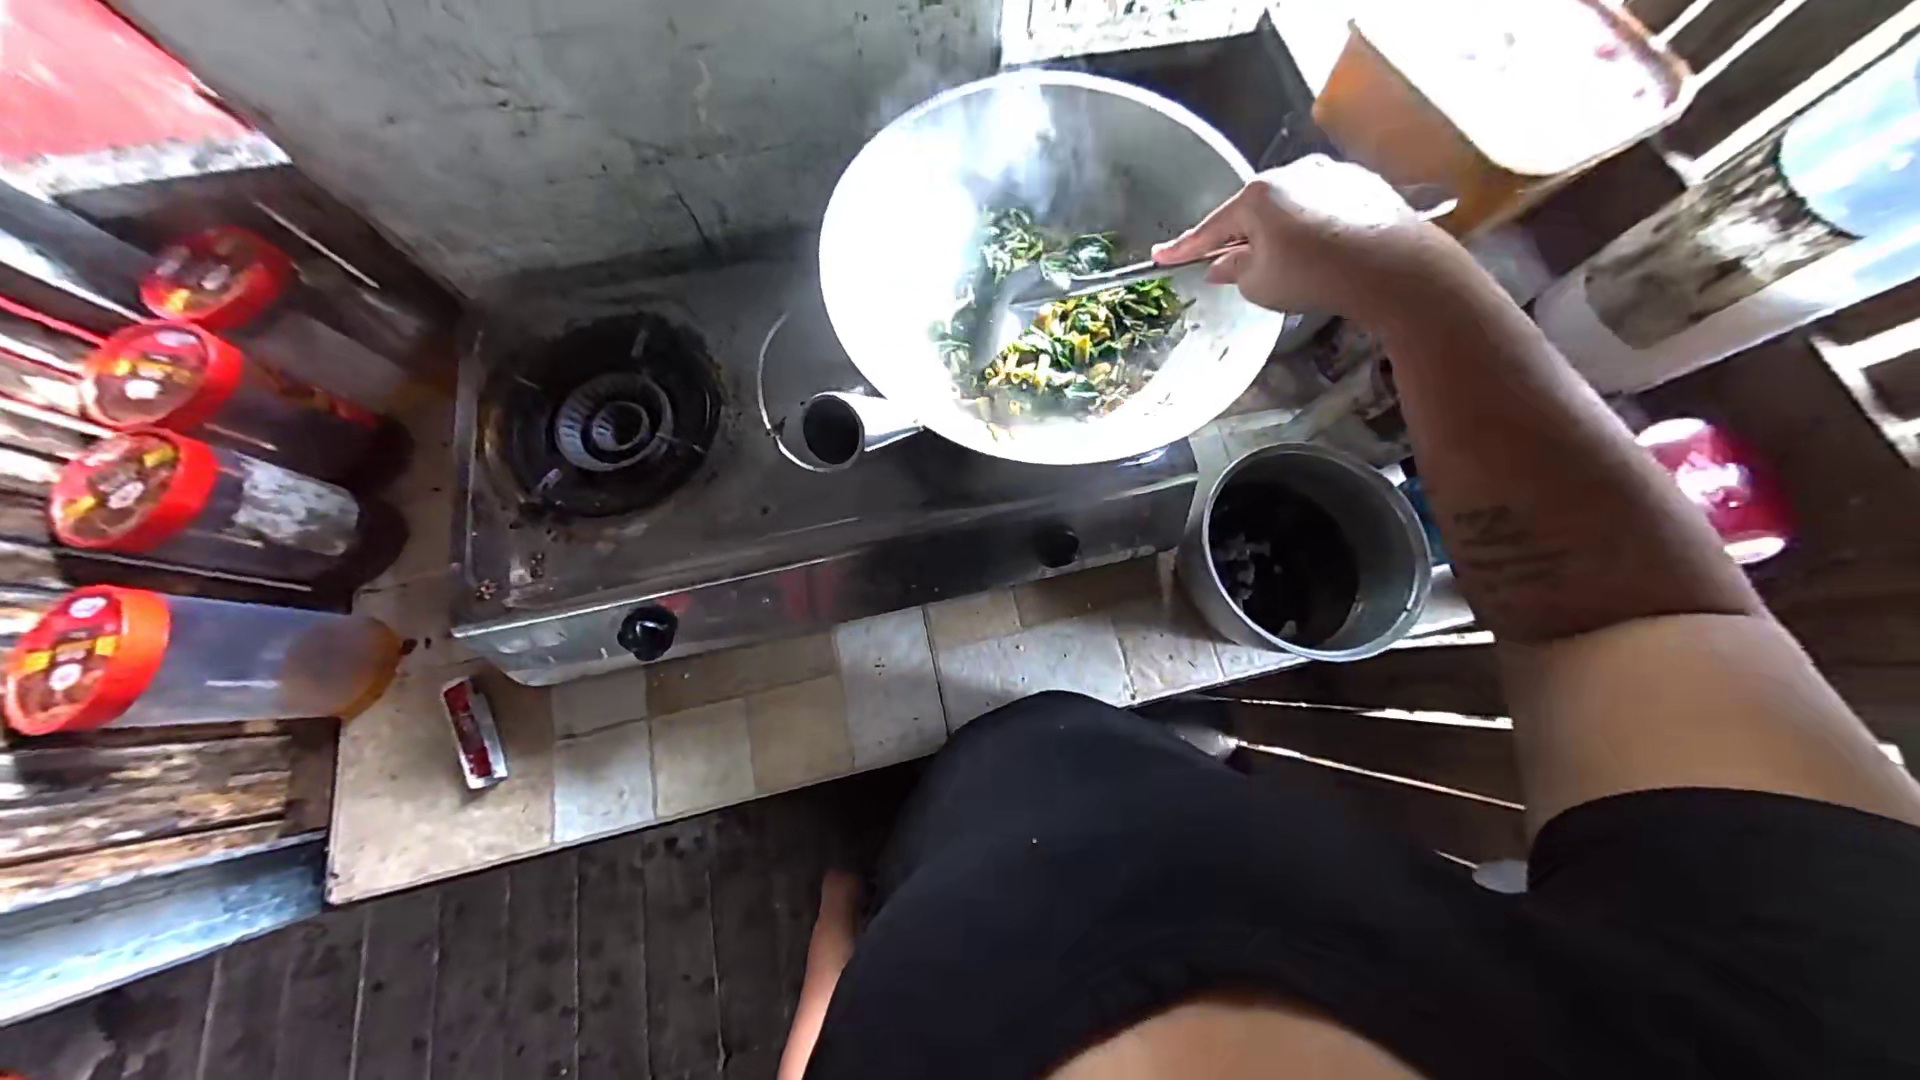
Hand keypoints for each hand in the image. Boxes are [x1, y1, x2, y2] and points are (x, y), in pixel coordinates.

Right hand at [1153, 155, 1458, 322]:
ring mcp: (1329, 173)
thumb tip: (1222, 264)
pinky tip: (1317, 254)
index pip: (1209, 227)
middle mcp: (1291, 173)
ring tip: (1283, 266)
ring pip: (1286, 208)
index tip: (1160, 256)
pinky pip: (1317, 207)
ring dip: (1275, 234)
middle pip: (1250, 212)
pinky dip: (1307, 230)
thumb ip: (1233, 270)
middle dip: (1238, 239)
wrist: (1391, 266)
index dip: (1182, 248)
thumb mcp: (1258, 283)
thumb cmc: (1312, 276)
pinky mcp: (1360, 183)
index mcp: (1257, 195)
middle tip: (1230, 267)